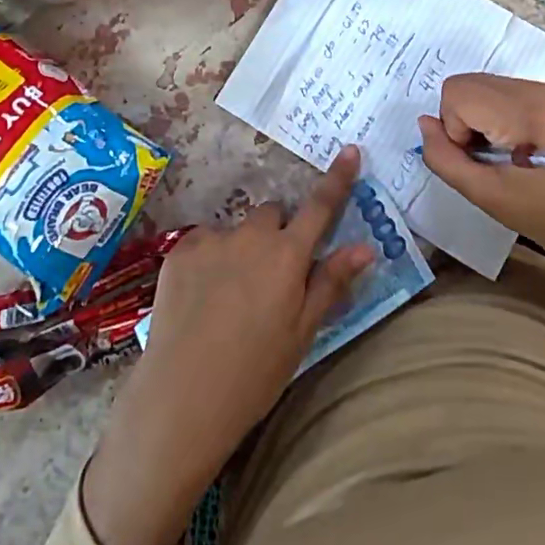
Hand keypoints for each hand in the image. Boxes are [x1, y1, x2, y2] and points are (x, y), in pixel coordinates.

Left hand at [80, 148, 374, 544]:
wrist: (183, 394)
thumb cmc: (255, 371)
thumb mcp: (302, 332)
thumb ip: (330, 283)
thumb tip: (365, 247)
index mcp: (287, 255)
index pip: (320, 206)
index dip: (337, 178)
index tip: (348, 150)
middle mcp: (250, 236)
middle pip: (272, 215)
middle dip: (277, 232)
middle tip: (273, 274)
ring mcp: (211, 239)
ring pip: (236, 230)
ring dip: (241, 247)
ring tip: (230, 295)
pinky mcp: (179, 251)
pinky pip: (205, 241)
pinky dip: (210, 257)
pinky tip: (203, 296)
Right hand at [417, 73, 544, 307]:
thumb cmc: (532, 209)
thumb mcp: (479, 192)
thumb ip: (443, 156)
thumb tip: (424, 122)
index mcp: (525, 114)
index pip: (458, 96)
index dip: (454, 129)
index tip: (476, 156)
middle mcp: (533, 90)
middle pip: (461, 86)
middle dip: (459, 120)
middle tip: (480, 153)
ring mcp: (537, 87)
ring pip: (470, 85)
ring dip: (468, 116)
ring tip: (491, 147)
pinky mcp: (536, 90)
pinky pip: (485, 89)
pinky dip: (480, 112)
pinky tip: (499, 138)